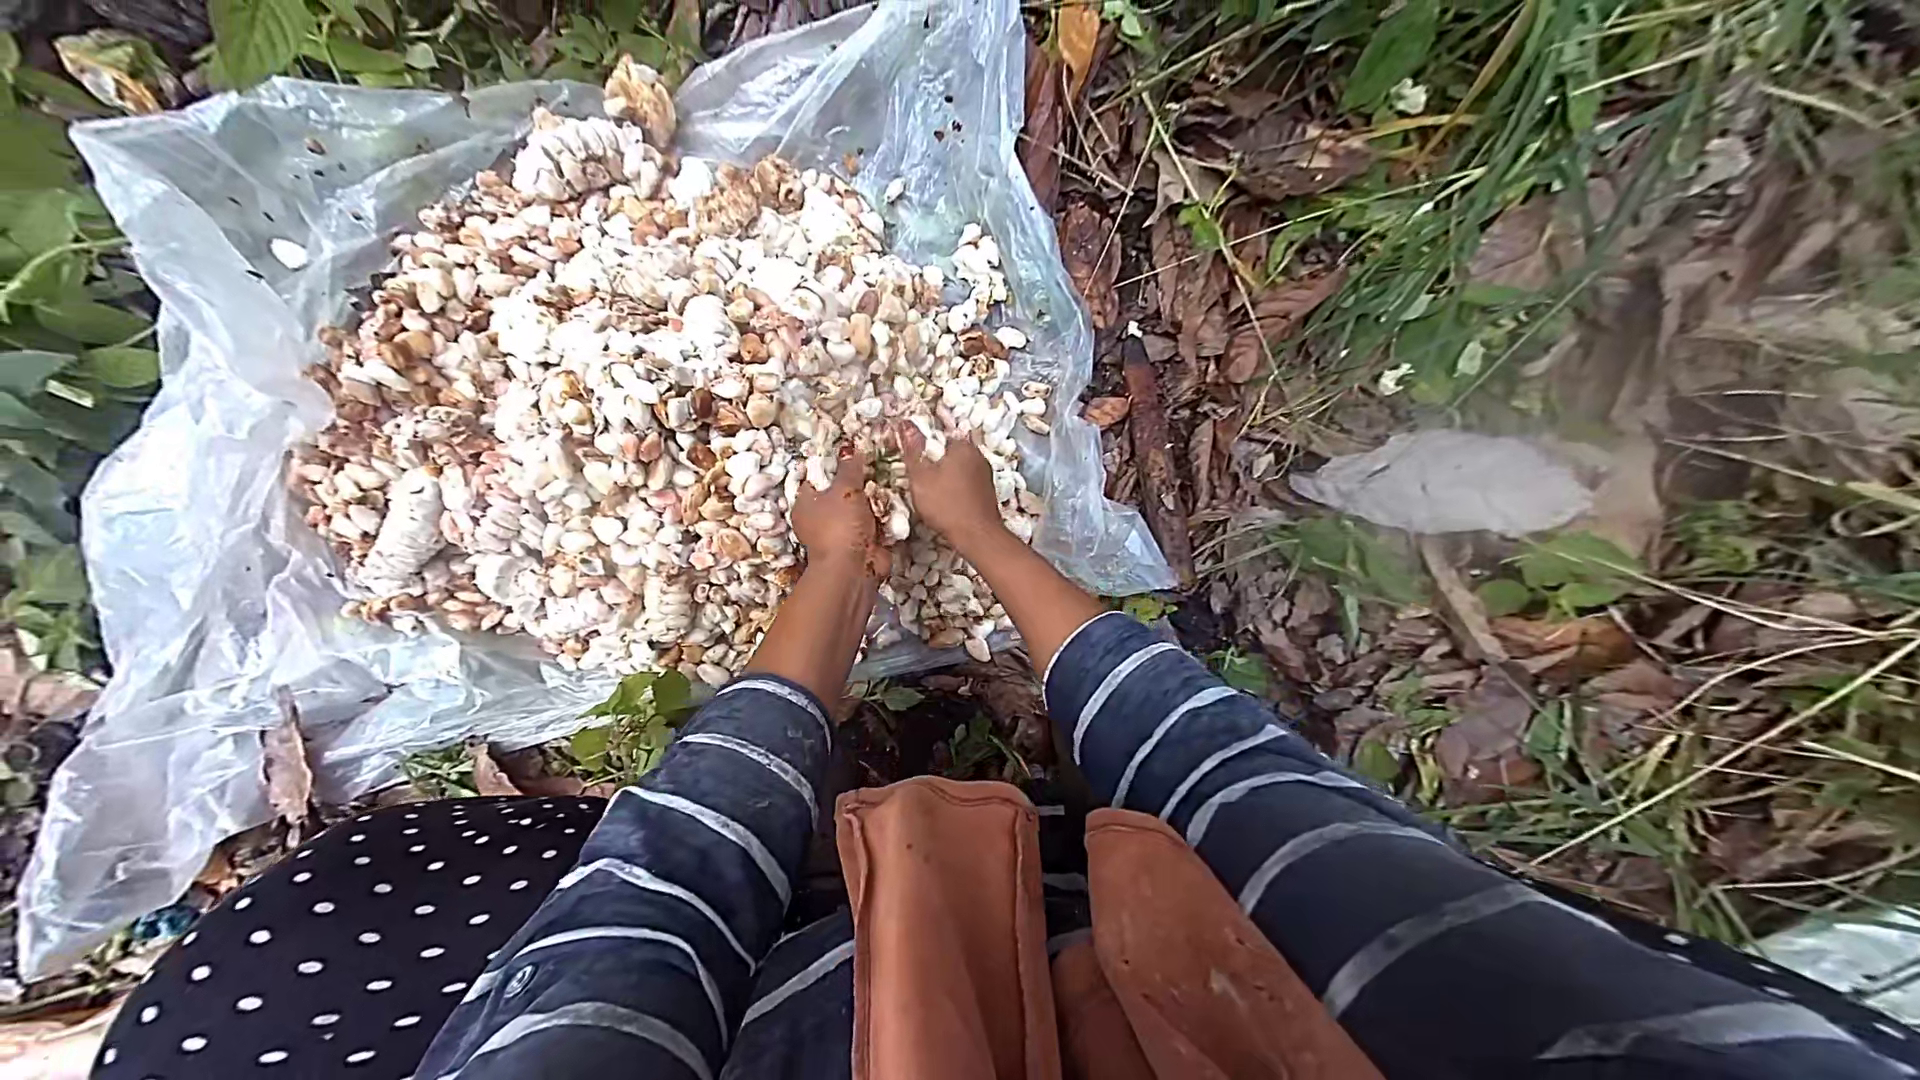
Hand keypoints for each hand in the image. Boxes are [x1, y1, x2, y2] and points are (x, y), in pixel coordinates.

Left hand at [791, 445, 887, 577]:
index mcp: (806, 504)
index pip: (816, 478)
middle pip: (841, 492)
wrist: (854, 568)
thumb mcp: (844, 489)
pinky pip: (875, 524)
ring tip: (887, 486)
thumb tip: (851, 450)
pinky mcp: (862, 543)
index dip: (833, 466)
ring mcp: (843, 532)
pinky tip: (894, 506)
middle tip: (875, 469)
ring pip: (861, 508)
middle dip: (860, 484)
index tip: (853, 457)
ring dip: (875, 501)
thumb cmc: (840, 525)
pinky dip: (884, 518)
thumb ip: (849, 468)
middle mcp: (821, 518)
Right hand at [896, 422, 1004, 556]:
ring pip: (958, 471)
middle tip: (921, 484)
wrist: (977, 536)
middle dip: (936, 466)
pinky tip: (947, 505)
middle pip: (950, 455)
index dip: (924, 451)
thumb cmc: (946, 505)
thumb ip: (913, 450)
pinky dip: (956, 492)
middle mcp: (979, 456)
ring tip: (933, 497)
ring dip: (946, 480)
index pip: (939, 438)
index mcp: (963, 446)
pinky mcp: (988, 494)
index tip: (915, 467)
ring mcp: (986, 476)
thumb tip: (905, 423)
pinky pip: (966, 486)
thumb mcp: (921, 476)